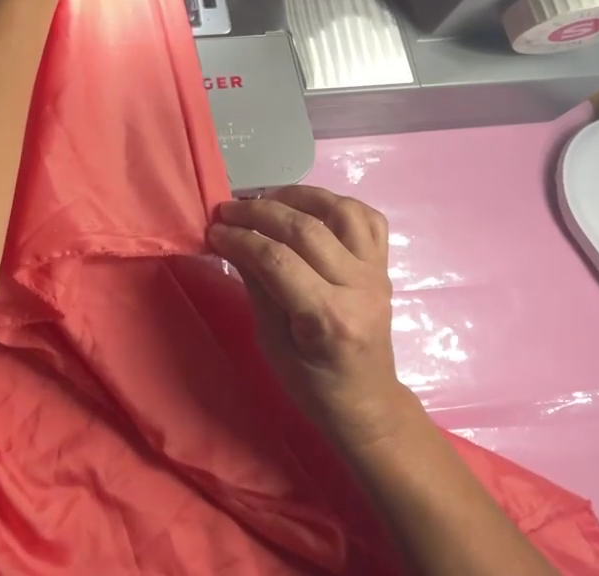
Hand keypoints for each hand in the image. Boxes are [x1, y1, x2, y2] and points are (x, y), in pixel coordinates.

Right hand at [208, 186, 421, 451]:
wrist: (366, 402)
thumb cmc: (312, 384)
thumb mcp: (272, 342)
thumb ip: (257, 286)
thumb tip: (230, 240)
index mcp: (328, 319)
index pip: (278, 260)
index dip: (241, 238)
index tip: (214, 229)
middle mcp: (358, 289)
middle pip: (306, 229)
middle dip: (260, 212)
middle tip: (228, 209)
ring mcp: (376, 274)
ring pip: (342, 212)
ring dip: (301, 196)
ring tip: (268, 198)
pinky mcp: (384, 266)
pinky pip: (368, 219)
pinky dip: (339, 204)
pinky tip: (311, 206)